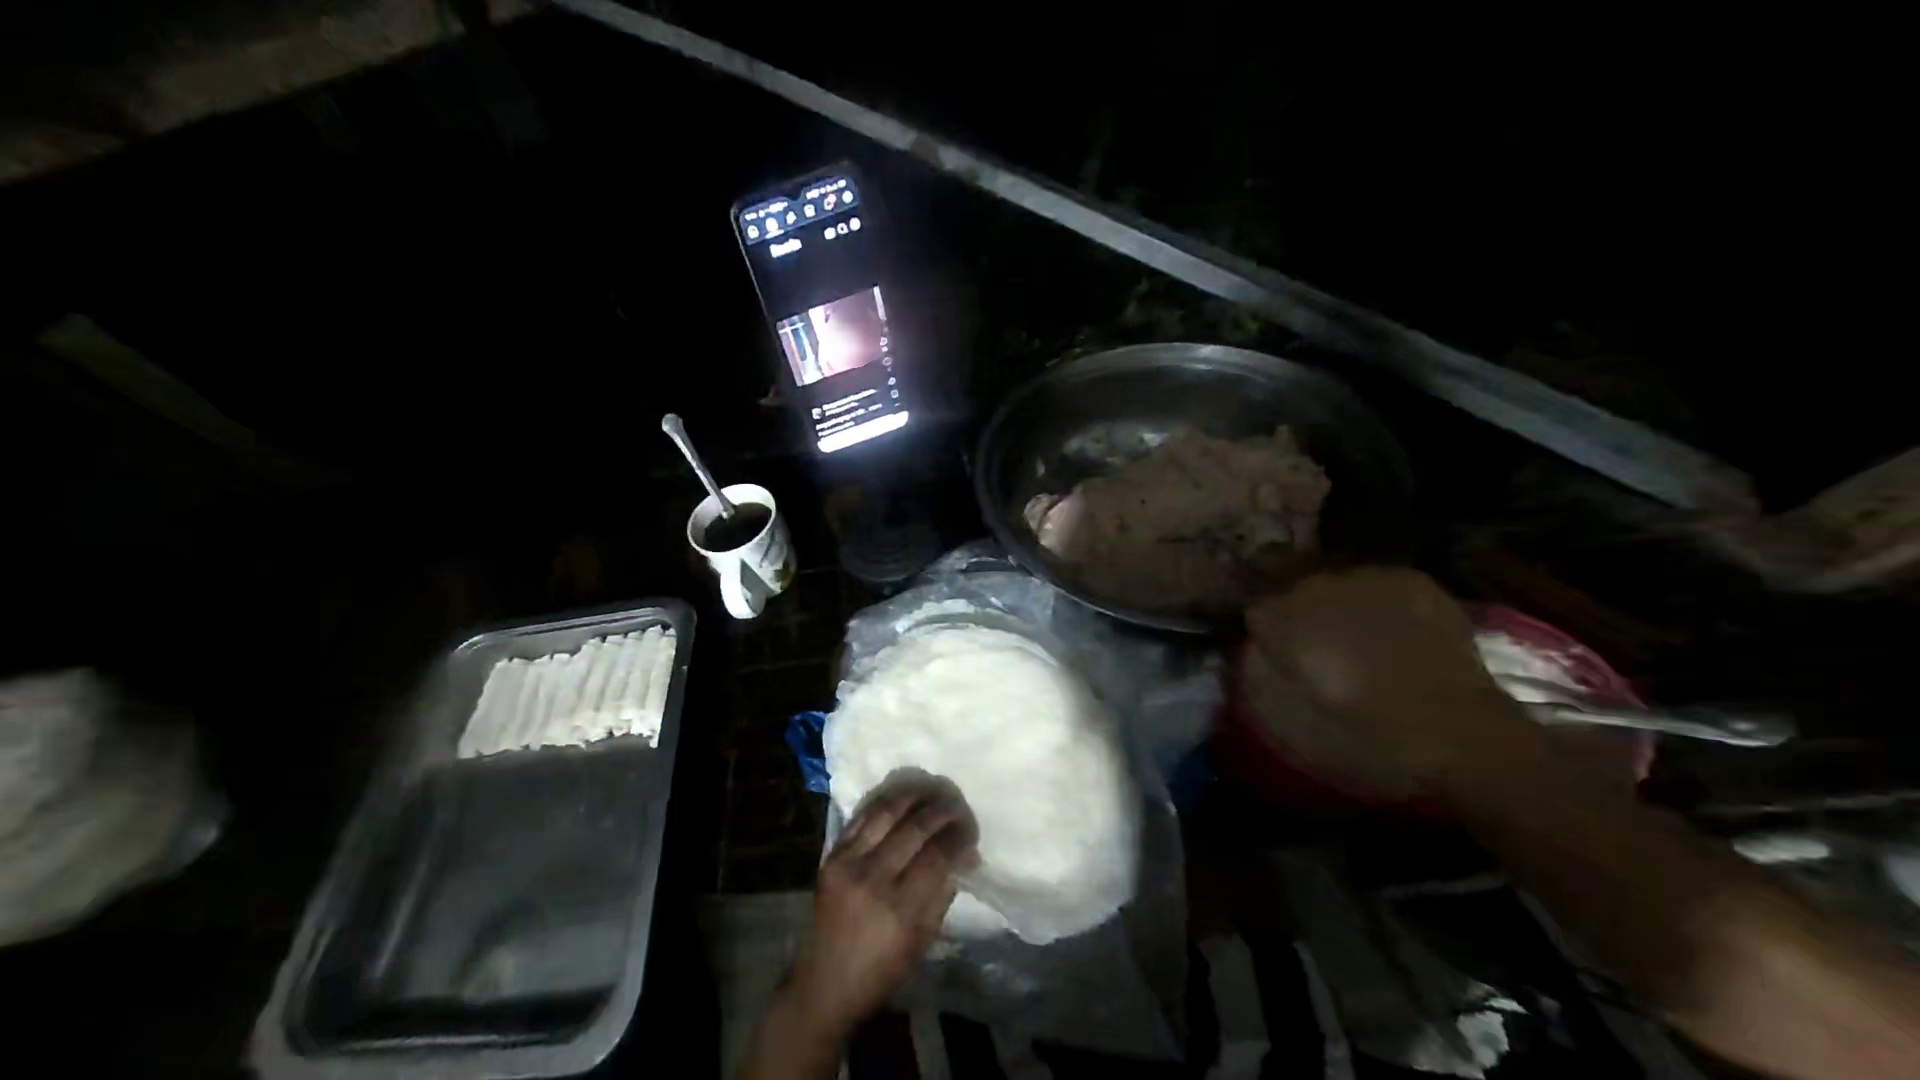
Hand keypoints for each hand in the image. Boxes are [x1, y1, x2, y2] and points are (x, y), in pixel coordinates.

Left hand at [787, 788, 975, 1032]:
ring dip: (915, 796)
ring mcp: (848, 863)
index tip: (971, 829)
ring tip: (933, 791)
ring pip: (887, 812)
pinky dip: (884, 804)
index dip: (959, 835)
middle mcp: (873, 878)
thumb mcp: (923, 940)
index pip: (938, 854)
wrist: (825, 983)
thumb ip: (944, 892)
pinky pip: (861, 818)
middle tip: (958, 804)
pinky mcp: (831, 856)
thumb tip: (967, 854)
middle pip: (916, 827)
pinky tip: (902, 799)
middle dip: (943, 810)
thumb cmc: (882, 970)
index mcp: (900, 909)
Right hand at [1242, 567, 1528, 797]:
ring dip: (1343, 604)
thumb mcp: (1293, 717)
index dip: (1267, 631)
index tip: (1280, 653)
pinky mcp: (1410, 579)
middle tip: (1323, 648)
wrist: (1454, 729)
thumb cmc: (1361, 733)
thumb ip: (1269, 674)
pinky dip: (1382, 603)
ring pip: (1340, 582)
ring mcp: (1364, 577)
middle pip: (1295, 587)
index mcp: (1279, 619)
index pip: (1256, 608)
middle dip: (1303, 611)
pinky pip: (1381, 584)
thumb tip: (1263, 655)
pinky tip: (1399, 631)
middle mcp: (1313, 586)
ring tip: (1364, 638)